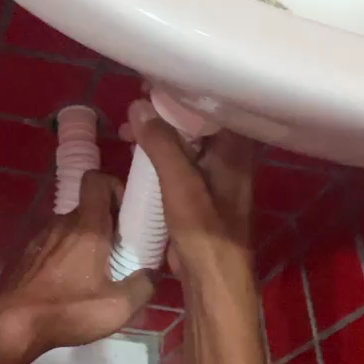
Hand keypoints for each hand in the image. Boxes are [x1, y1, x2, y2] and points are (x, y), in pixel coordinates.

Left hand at [0, 171, 154, 356]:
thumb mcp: (118, 307)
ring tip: (98, 272)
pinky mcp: (30, 253)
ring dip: (87, 240)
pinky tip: (72, 283)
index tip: (127, 213)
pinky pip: (56, 242)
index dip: (114, 187)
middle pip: (89, 207)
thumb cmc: (68, 311)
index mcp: (87, 227)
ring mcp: (42, 237)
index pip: (96, 180)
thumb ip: (143, 286)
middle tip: (121, 251)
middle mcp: (62, 224)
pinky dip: (68, 253)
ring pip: (72, 226)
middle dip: (108, 223)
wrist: (14, 325)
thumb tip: (151, 273)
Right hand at [124, 99, 256, 279]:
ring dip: (158, 132)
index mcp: (235, 149)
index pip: (212, 104)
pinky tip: (137, 153)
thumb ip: (160, 143)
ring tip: (128, 128)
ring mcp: (215, 176)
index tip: (153, 81)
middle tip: (135, 103)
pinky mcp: (201, 193)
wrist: (213, 282)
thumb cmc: (204, 231)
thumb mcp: (180, 183)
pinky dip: (159, 153)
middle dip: (165, 110)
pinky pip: (179, 161)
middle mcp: (229, 157)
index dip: (183, 90)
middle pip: (197, 121)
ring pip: (186, 141)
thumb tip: (139, 105)